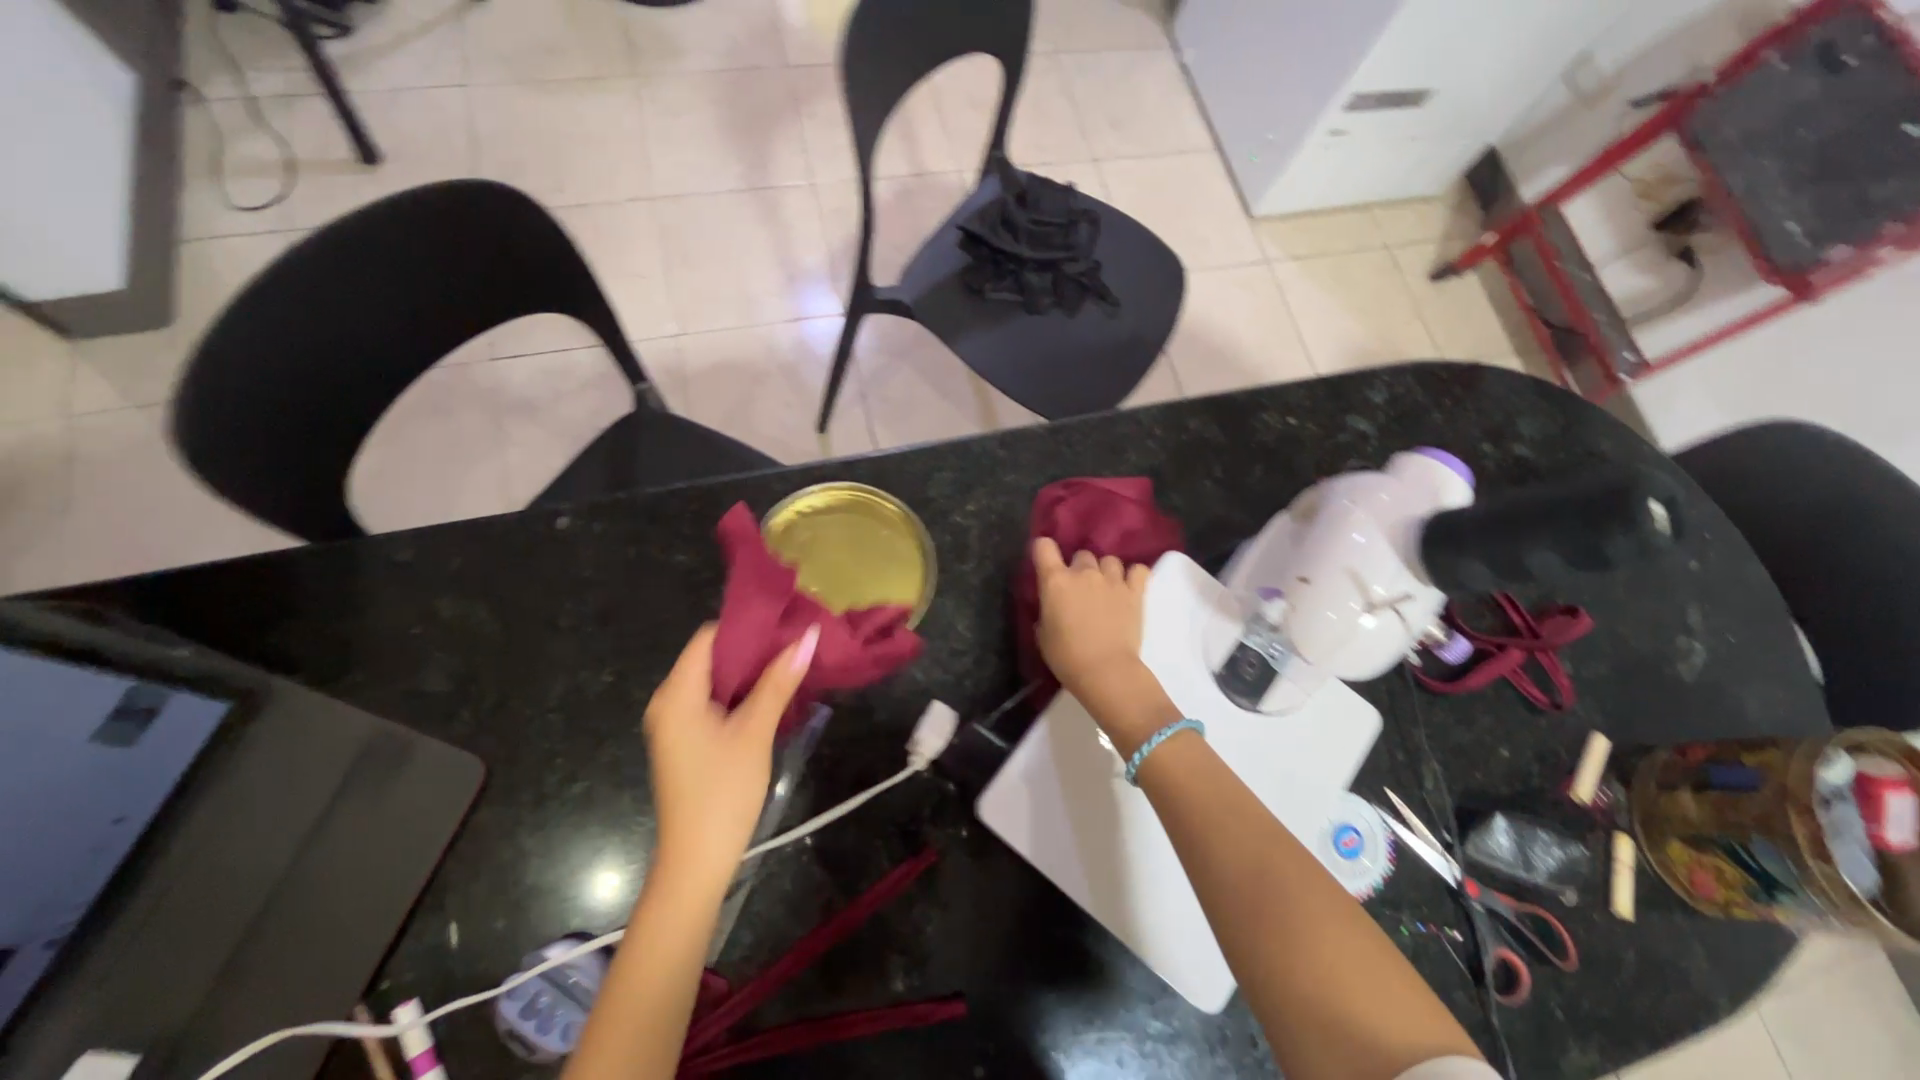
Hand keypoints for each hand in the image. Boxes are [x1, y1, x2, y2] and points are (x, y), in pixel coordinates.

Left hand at [643, 623, 817, 884]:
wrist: (697, 860)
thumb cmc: (723, 792)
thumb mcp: (755, 733)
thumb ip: (779, 682)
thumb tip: (807, 636)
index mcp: (676, 694)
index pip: (709, 637)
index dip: (747, 626)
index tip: (787, 621)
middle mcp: (668, 702)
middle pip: (712, 658)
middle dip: (754, 649)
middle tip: (798, 641)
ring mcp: (675, 724)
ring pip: (715, 682)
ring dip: (751, 674)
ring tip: (793, 663)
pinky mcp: (686, 742)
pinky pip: (713, 704)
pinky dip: (740, 696)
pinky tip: (773, 696)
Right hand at [1031, 539, 1178, 753]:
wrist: (1105, 670)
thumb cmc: (1066, 657)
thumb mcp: (1043, 635)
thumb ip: (1047, 612)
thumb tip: (1053, 607)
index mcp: (1055, 581)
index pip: (1044, 547)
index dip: (1044, 551)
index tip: (1046, 562)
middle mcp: (1083, 573)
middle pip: (1081, 554)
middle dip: (1079, 568)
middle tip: (1080, 589)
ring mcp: (1112, 580)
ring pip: (1109, 560)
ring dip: (1105, 571)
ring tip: (1106, 589)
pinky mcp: (1135, 592)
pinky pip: (1138, 570)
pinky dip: (1134, 575)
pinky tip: (1130, 586)